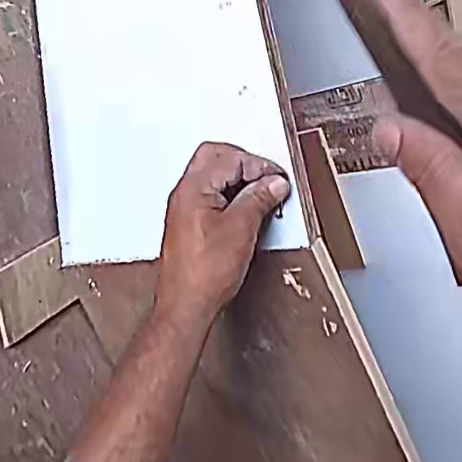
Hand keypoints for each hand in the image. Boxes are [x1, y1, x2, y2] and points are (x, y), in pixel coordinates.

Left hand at [154, 142, 290, 327]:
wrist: (185, 305)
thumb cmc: (203, 274)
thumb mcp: (241, 230)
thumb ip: (258, 199)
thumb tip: (273, 183)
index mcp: (194, 187)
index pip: (230, 158)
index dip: (259, 166)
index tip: (277, 179)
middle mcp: (184, 192)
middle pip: (214, 156)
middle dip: (244, 162)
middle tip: (267, 178)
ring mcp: (184, 206)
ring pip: (211, 174)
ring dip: (237, 178)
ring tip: (261, 196)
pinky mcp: (188, 222)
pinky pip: (209, 193)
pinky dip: (229, 194)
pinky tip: (246, 210)